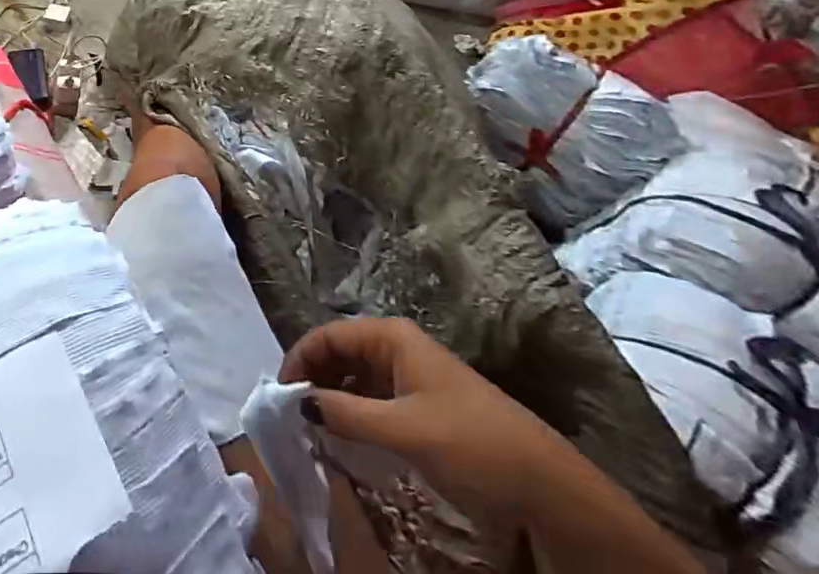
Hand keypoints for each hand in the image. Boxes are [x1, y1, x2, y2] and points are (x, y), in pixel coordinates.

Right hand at [279, 318, 564, 520]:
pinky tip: (340, 439)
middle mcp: (396, 348)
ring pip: (353, 379)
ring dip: (329, 400)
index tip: (279, 396)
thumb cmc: (470, 441)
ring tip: (310, 431)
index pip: (329, 335)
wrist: (540, 483)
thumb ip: (348, 414)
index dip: (300, 359)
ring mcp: (408, 376)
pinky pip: (370, 401)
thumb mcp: (404, 429)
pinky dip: (350, 415)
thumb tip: (299, 404)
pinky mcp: (417, 405)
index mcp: (392, 337)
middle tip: (290, 418)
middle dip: (312, 379)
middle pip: (339, 353)